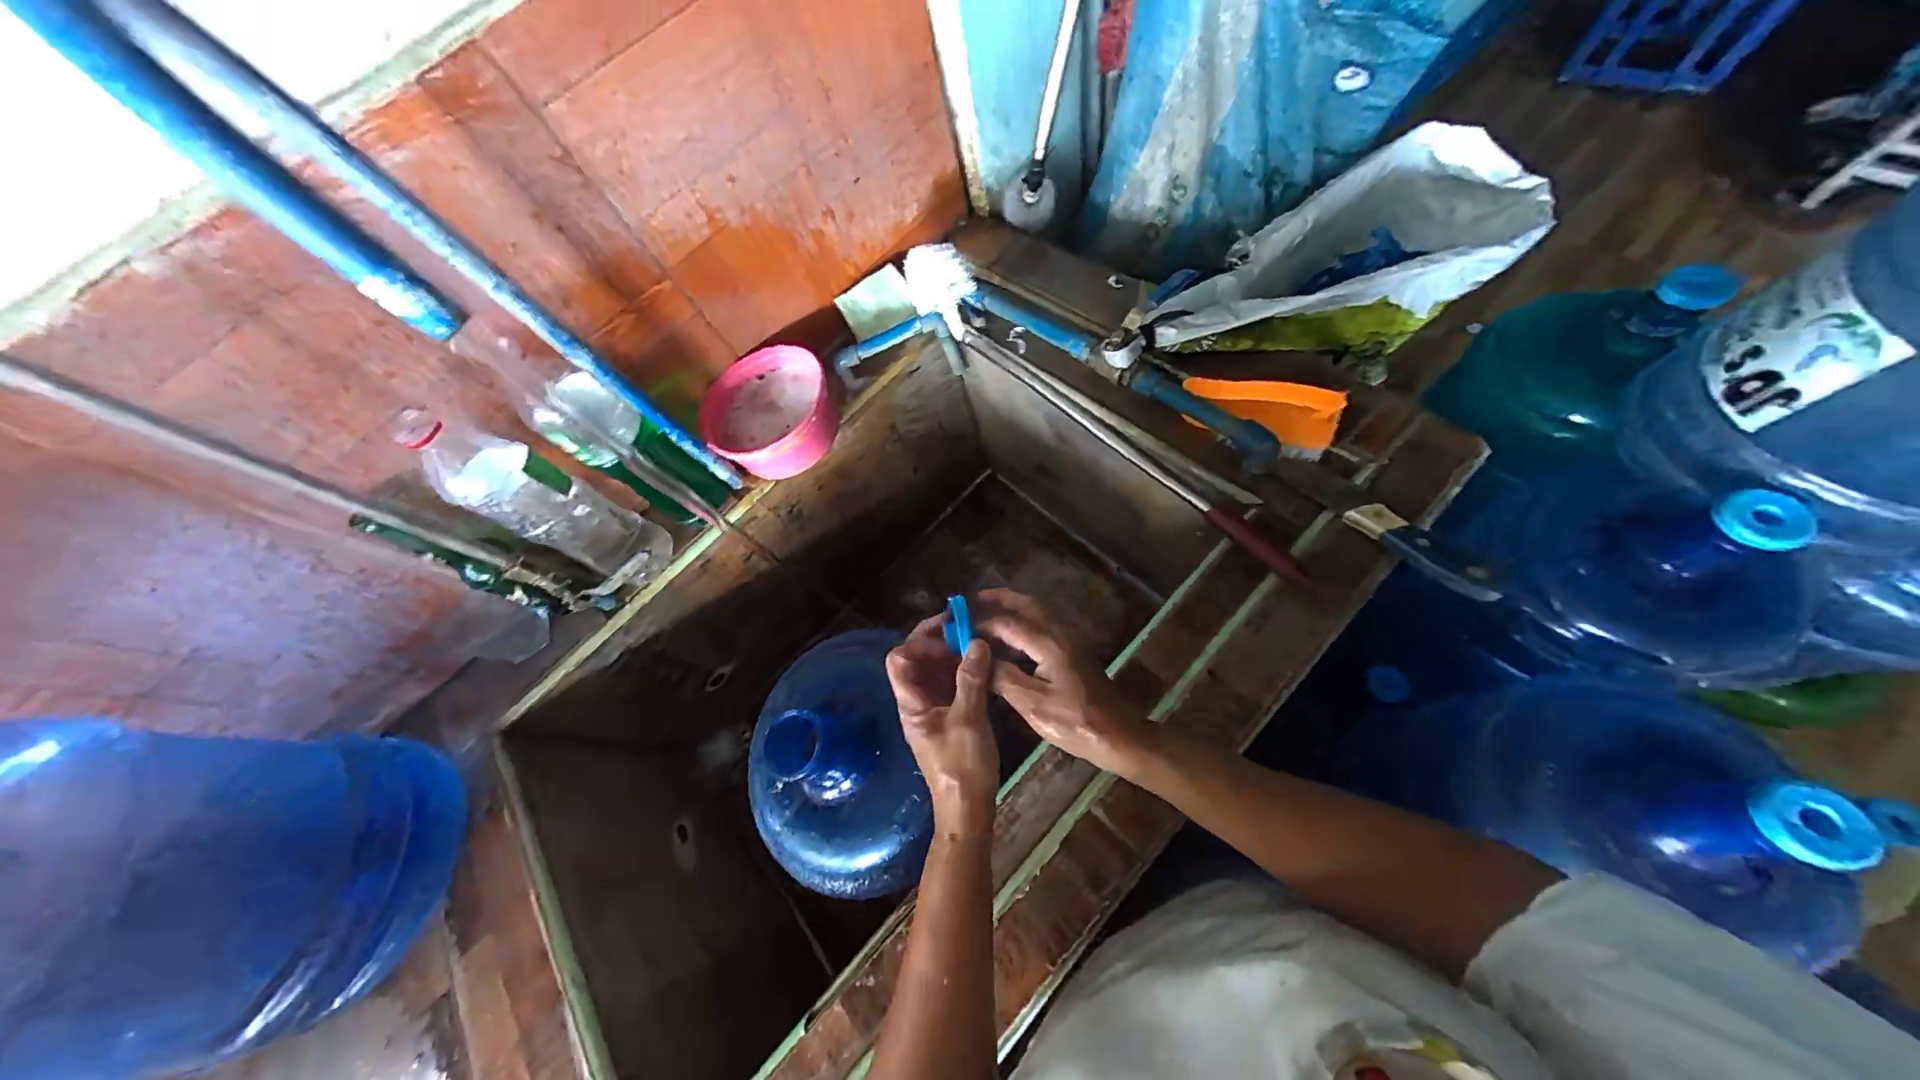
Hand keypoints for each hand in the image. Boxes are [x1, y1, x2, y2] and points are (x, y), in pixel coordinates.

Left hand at [887, 614, 999, 830]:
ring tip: (980, 642)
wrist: (968, 810)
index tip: (950, 631)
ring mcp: (934, 710)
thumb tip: (976, 642)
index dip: (920, 641)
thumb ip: (970, 679)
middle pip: (917, 660)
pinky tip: (986, 666)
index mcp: (911, 702)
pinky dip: (964, 671)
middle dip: (939, 641)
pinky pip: (951, 685)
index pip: (899, 659)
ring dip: (954, 655)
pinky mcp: (950, 718)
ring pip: (936, 671)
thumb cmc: (962, 766)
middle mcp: (917, 702)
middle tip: (969, 629)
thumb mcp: (968, 720)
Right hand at [974, 589, 1152, 776]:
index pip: (1006, 622)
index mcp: (1048, 643)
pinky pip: (1041, 628)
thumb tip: (978, 659)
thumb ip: (1003, 677)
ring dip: (1010, 610)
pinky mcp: (1071, 653)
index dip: (979, 623)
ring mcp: (1068, 642)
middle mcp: (1059, 633)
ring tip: (982, 615)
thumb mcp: (1033, 704)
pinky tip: (1006, 642)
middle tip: (969, 601)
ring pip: (1035, 613)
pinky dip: (1021, 626)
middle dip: (997, 599)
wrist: (1118, 735)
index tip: (955, 627)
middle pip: (1025, 604)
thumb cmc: (1075, 722)